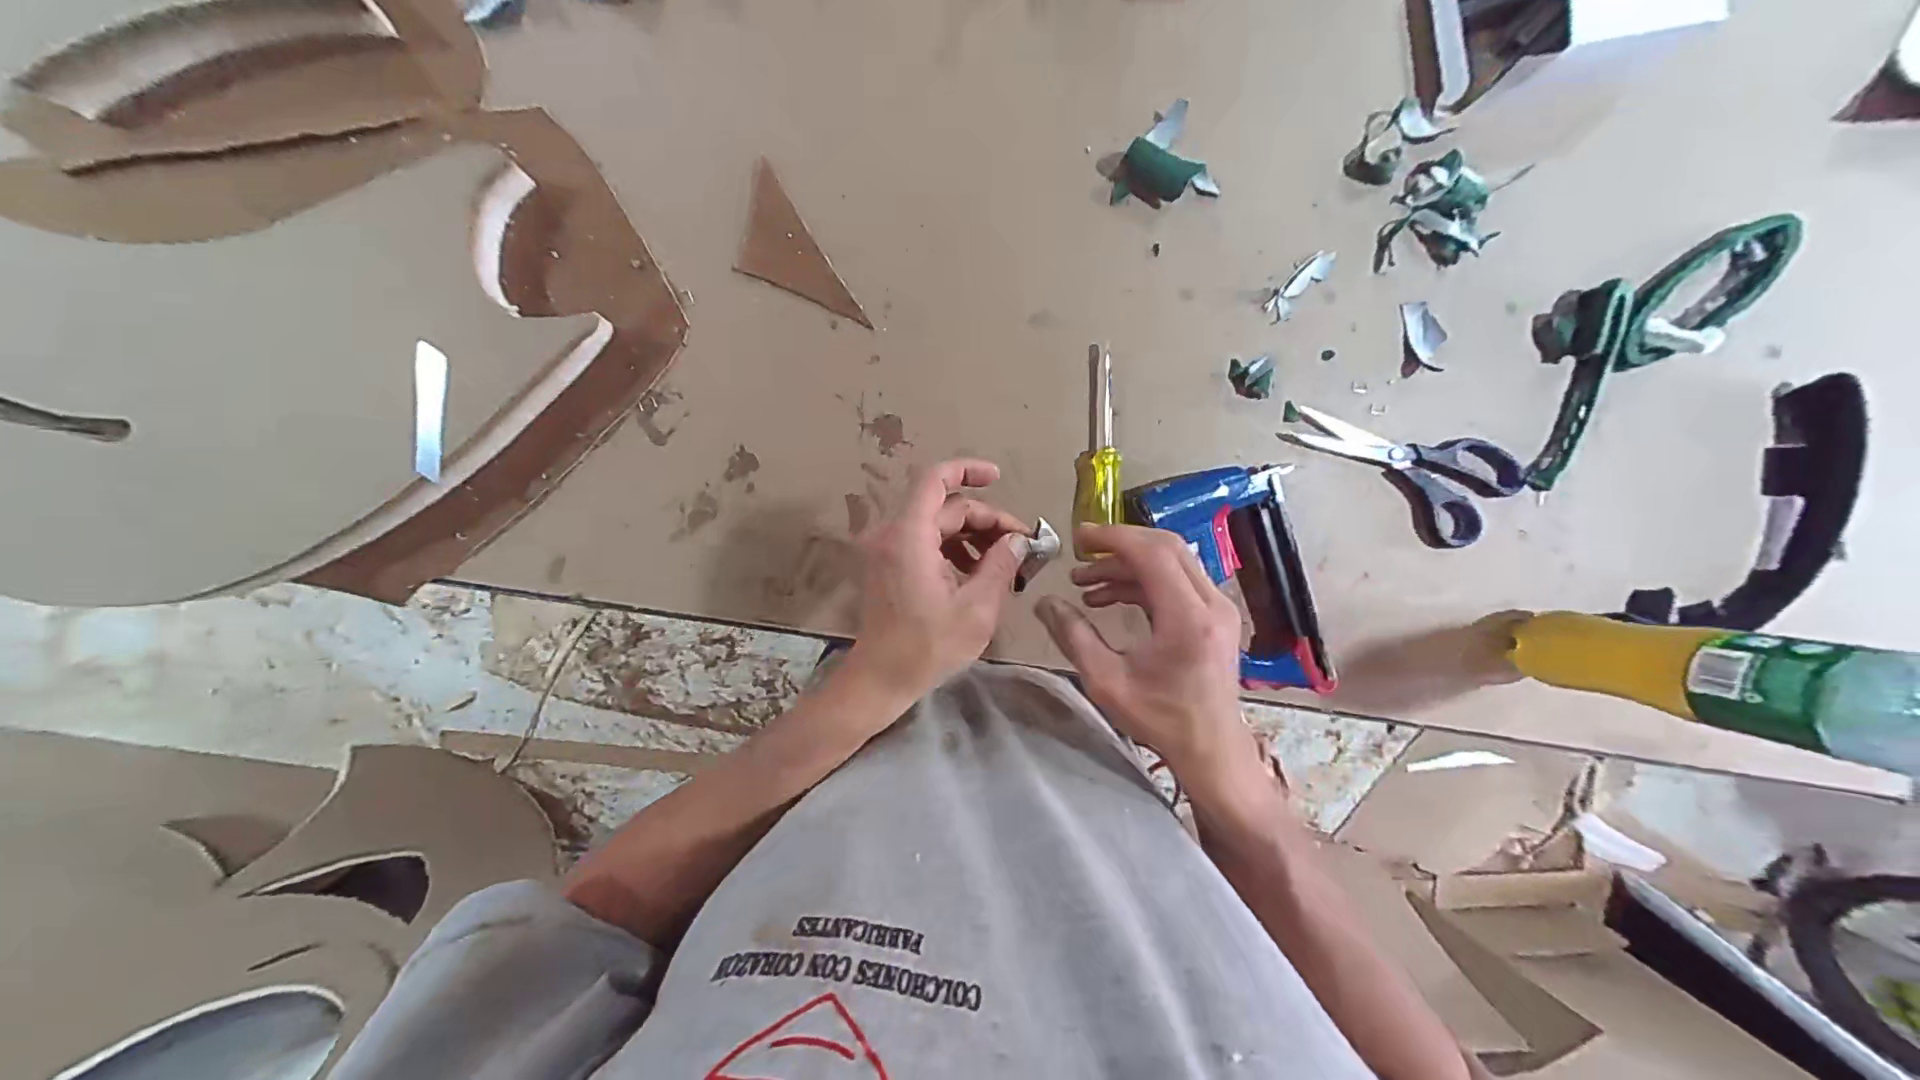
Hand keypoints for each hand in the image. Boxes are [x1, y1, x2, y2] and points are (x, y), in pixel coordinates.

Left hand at [843, 459, 1031, 704]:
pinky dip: (952, 550)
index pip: (935, 479)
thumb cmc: (927, 647)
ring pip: (936, 525)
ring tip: (1003, 564)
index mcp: (909, 536)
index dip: (968, 469)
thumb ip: (1000, 565)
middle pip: (944, 507)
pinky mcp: (888, 566)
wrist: (880, 679)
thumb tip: (1017, 540)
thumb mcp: (976, 608)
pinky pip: (925, 542)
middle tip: (1019, 546)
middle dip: (985, 519)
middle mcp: (892, 534)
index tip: (998, 477)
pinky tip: (977, 574)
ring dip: (971, 536)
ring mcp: (887, 550)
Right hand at [1035, 524, 1251, 776]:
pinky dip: (1143, 581)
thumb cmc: (1161, 720)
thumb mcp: (1106, 681)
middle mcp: (1211, 604)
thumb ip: (1074, 636)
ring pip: (1173, 561)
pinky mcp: (1216, 616)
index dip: (1112, 538)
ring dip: (1128, 565)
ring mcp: (1219, 608)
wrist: (1211, 749)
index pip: (1152, 554)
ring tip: (1086, 584)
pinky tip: (1109, 597)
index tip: (1078, 538)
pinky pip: (1178, 581)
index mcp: (1188, 618)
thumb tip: (1045, 603)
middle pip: (1166, 547)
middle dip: (1119, 544)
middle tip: (1081, 552)